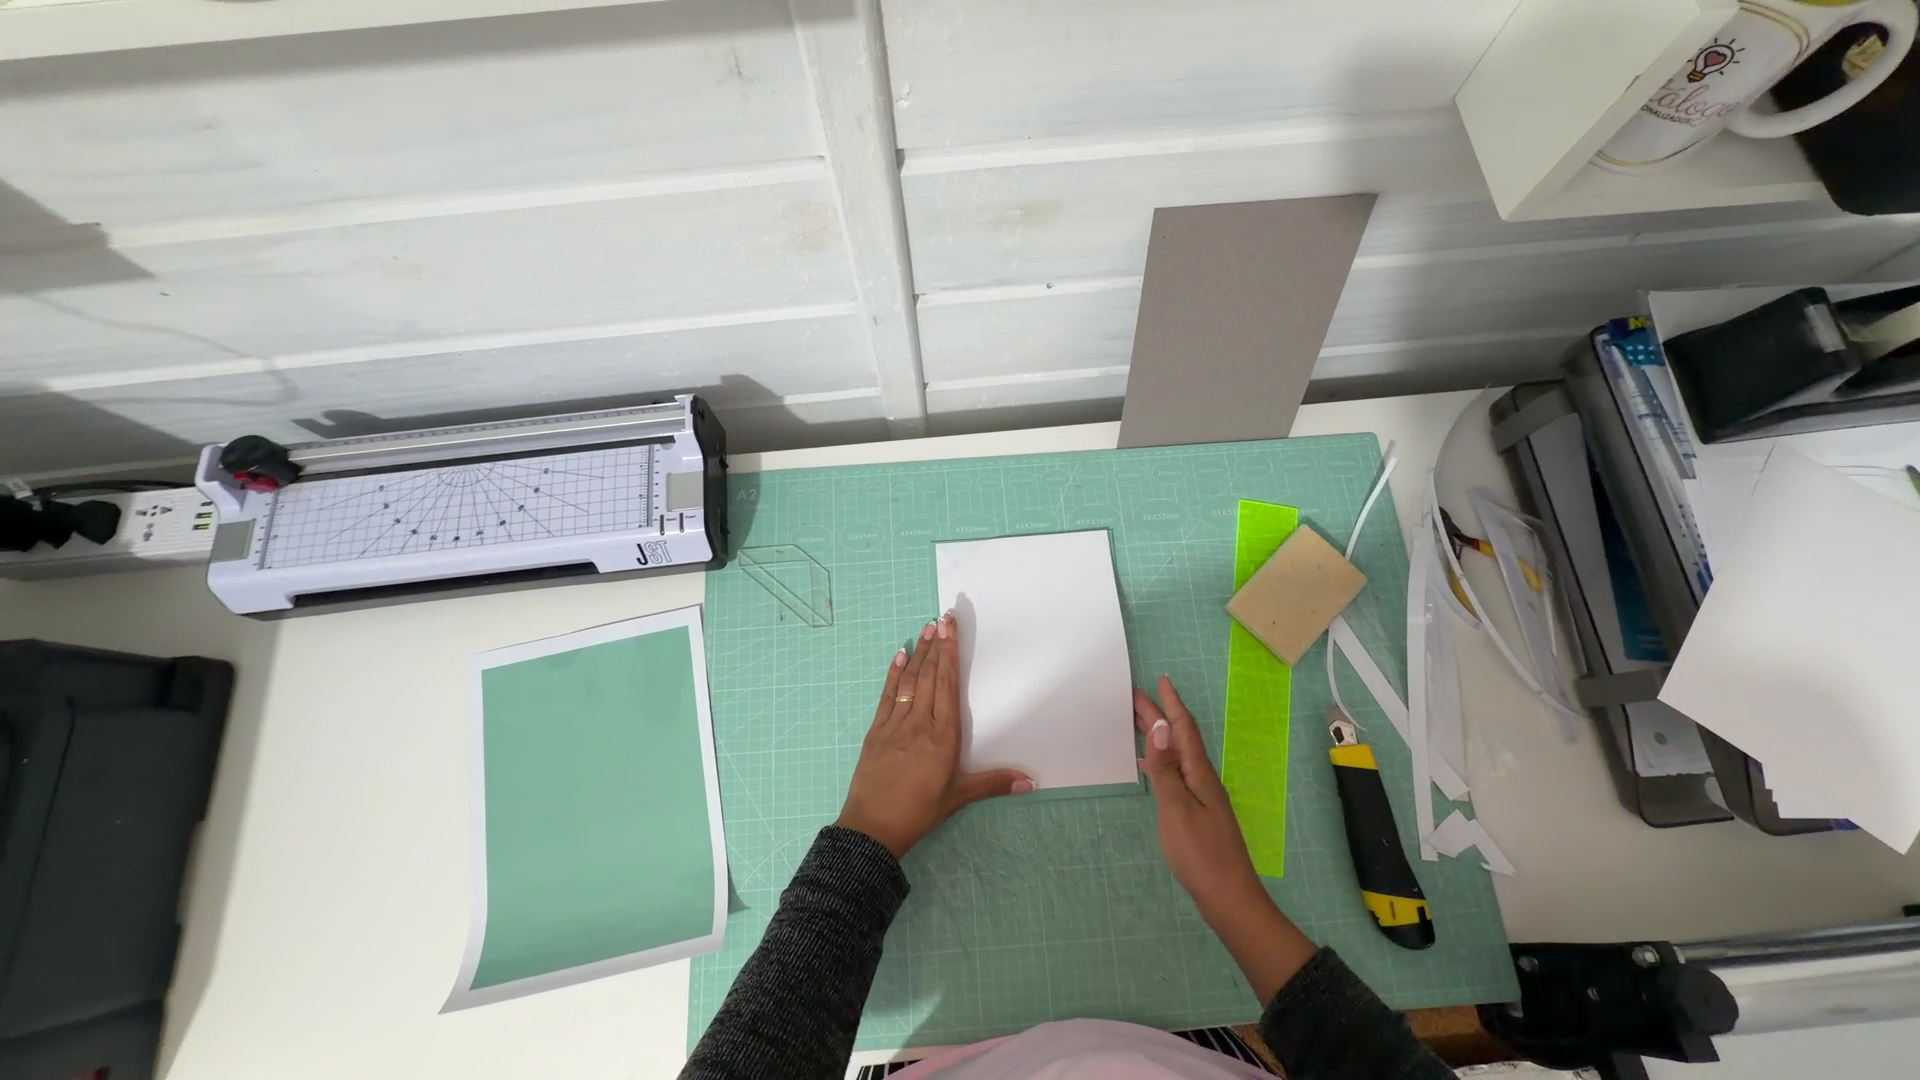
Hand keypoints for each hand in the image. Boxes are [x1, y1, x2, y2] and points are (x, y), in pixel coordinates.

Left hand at [835, 612, 1033, 858]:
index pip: (948, 686)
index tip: (951, 630)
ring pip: (910, 681)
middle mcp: (920, 723)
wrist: (872, 828)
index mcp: (942, 736)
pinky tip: (899, 655)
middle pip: (930, 676)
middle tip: (943, 617)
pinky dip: (893, 674)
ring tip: (925, 628)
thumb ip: (993, 784)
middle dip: (938, 645)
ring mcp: (895, 724)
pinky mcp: (876, 730)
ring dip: (918, 653)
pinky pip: (887, 695)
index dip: (950, 655)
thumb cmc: (918, 813)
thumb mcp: (958, 798)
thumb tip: (1030, 782)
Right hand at [1136, 676, 1314, 1001]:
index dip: (1171, 704)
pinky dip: (1159, 761)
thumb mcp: (1176, 808)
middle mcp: (1202, 779)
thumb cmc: (1200, 854)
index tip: (1161, 679)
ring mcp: (1201, 796)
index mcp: (1199, 773)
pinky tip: (1148, 766)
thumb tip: (1158, 726)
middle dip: (1159, 714)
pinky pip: (1175, 773)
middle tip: (1135, 696)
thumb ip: (1165, 768)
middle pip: (1179, 738)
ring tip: (1138, 722)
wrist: (1229, 898)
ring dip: (1158, 735)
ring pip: (1176, 755)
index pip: (1183, 729)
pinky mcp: (1196, 813)